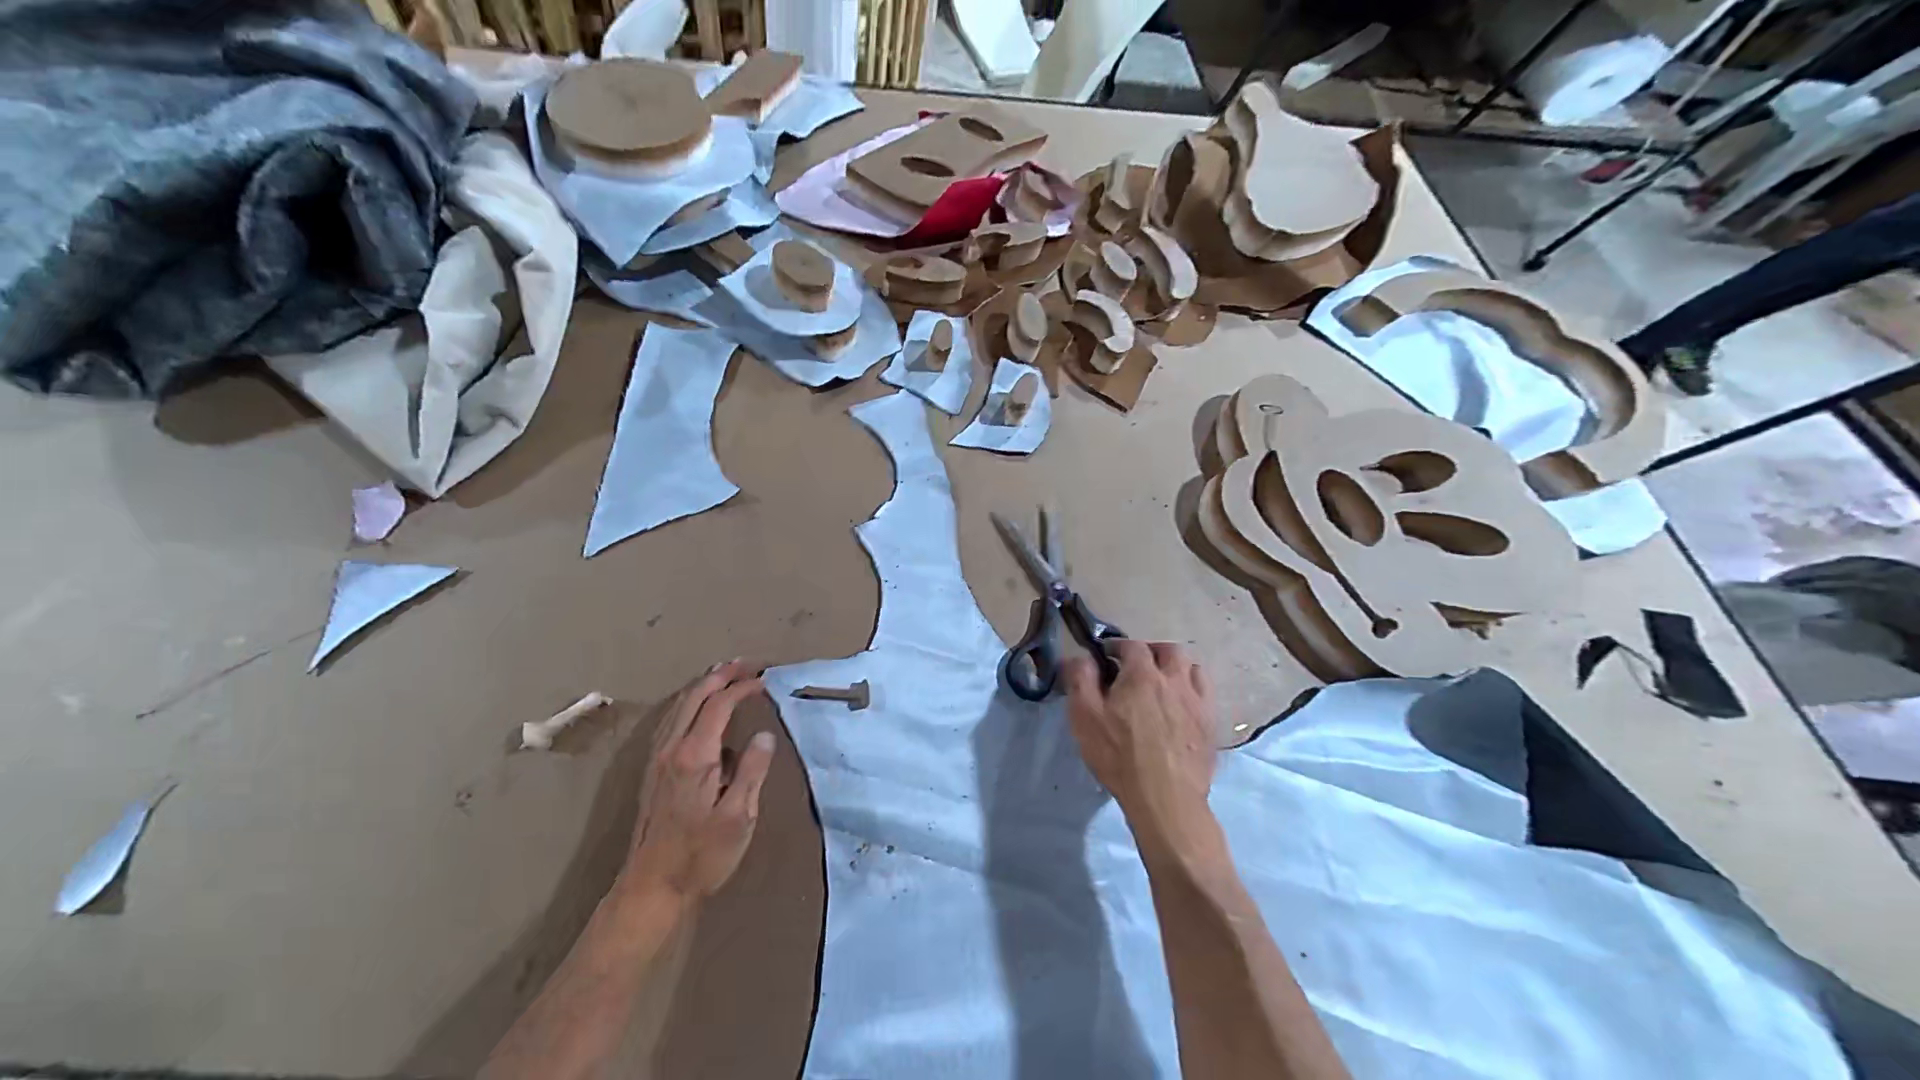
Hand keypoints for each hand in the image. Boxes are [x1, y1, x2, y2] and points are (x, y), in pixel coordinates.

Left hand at [625, 659, 775, 901]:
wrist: (651, 888)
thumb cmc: (701, 855)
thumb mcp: (739, 816)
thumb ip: (752, 771)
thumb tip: (763, 735)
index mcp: (694, 756)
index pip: (719, 705)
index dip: (742, 688)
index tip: (765, 680)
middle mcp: (671, 749)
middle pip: (695, 697)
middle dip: (721, 675)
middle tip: (746, 664)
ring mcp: (658, 759)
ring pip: (679, 706)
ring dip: (703, 685)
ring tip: (725, 674)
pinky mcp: (653, 771)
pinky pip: (672, 720)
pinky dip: (690, 702)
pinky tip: (698, 709)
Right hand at [1065, 641, 1216, 849]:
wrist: (1165, 798)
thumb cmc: (1119, 757)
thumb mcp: (1085, 717)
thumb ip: (1081, 680)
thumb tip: (1081, 656)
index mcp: (1142, 675)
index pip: (1133, 646)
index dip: (1118, 646)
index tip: (1107, 655)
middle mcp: (1174, 680)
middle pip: (1169, 650)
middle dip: (1152, 651)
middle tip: (1137, 664)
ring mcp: (1197, 701)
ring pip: (1192, 668)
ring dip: (1176, 667)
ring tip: (1163, 681)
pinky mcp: (1211, 724)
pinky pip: (1206, 692)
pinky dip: (1193, 688)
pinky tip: (1183, 703)